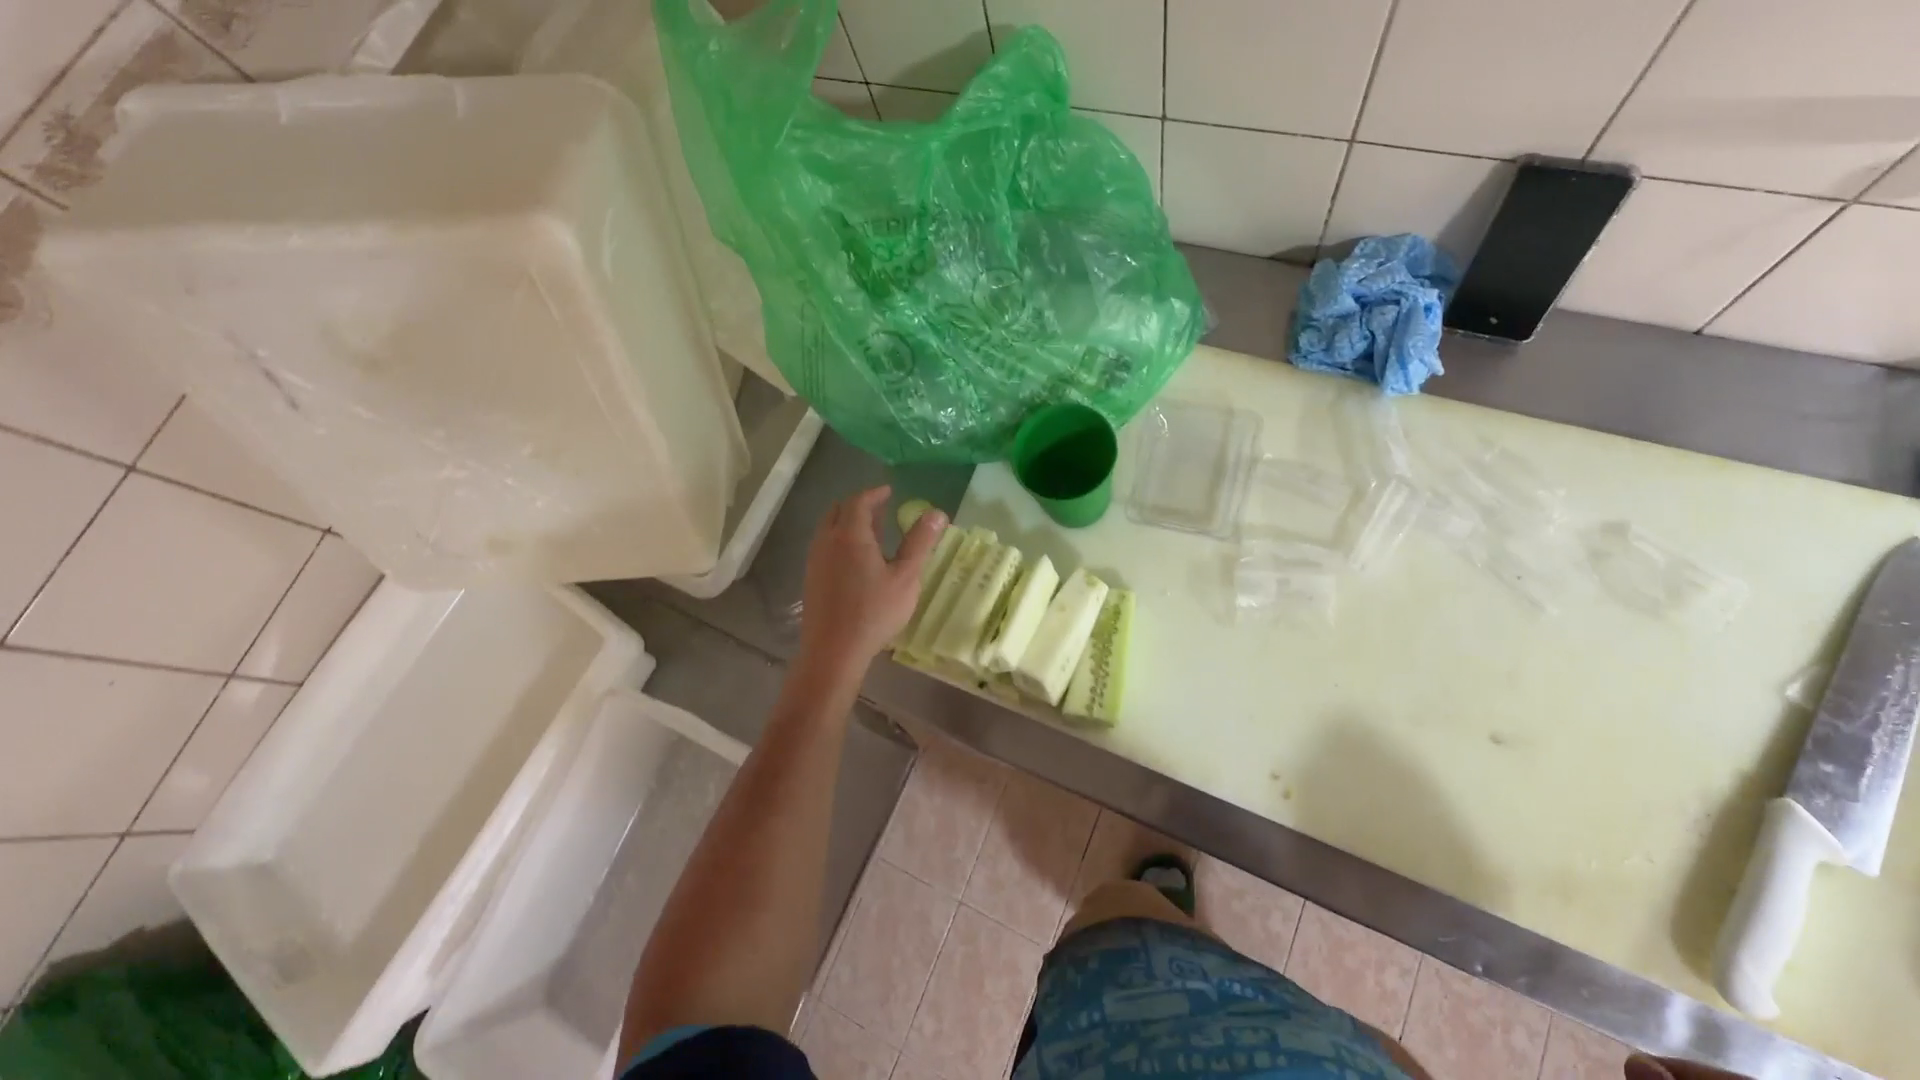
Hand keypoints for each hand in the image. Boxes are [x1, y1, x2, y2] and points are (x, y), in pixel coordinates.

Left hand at [798, 486, 946, 671]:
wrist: (833, 650)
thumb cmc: (874, 612)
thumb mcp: (906, 577)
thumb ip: (920, 542)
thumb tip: (936, 512)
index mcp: (850, 535)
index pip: (859, 501)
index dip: (874, 494)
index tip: (889, 492)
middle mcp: (827, 541)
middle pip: (839, 511)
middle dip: (859, 505)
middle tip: (880, 509)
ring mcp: (815, 560)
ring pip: (829, 529)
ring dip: (848, 523)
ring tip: (871, 532)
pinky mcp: (811, 579)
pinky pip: (824, 546)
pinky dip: (840, 540)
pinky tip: (855, 560)